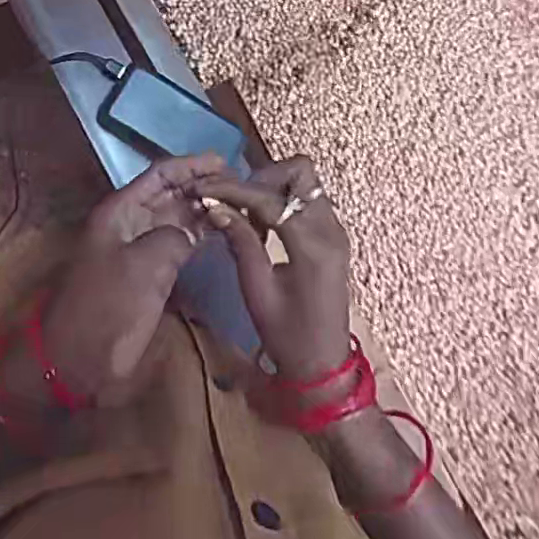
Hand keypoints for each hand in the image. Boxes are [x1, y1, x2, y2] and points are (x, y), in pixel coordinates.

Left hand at [5, 153, 222, 407]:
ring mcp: (140, 248)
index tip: (223, 161)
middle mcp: (130, 222)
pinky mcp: (149, 273)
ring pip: (176, 217)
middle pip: (170, 193)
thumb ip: (174, 237)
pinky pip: (178, 243)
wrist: (79, 357)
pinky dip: (199, 235)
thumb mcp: (143, 265)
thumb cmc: (106, 306)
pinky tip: (222, 232)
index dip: (190, 165)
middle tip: (240, 183)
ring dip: (203, 208)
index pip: (159, 175)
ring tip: (238, 203)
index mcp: (120, 211)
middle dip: (201, 184)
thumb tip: (192, 232)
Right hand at [194, 156, 352, 383]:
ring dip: (271, 187)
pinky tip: (260, 225)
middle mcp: (331, 230)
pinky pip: (305, 199)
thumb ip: (240, 241)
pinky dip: (280, 200)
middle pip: (299, 172)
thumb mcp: (256, 288)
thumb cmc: (286, 335)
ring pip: (304, 181)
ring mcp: (335, 231)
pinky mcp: (331, 236)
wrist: (323, 366)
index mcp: (313, 246)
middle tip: (233, 202)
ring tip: (245, 215)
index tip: (204, 190)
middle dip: (260, 178)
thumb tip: (214, 206)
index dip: (232, 190)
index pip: (269, 198)